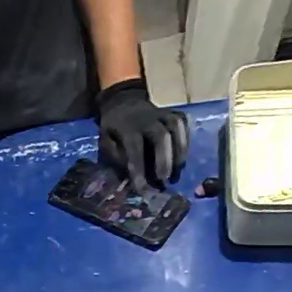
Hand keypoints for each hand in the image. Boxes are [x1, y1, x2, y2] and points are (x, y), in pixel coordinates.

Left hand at [97, 78, 189, 194]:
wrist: (124, 103)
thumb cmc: (114, 129)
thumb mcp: (105, 142)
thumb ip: (115, 156)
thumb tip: (128, 173)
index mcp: (128, 127)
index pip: (135, 149)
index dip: (138, 169)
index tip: (141, 188)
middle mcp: (148, 118)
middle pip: (161, 136)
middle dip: (164, 160)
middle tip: (164, 181)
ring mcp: (164, 113)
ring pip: (176, 128)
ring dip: (179, 152)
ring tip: (176, 173)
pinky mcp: (174, 112)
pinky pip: (184, 124)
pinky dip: (186, 141)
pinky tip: (182, 158)